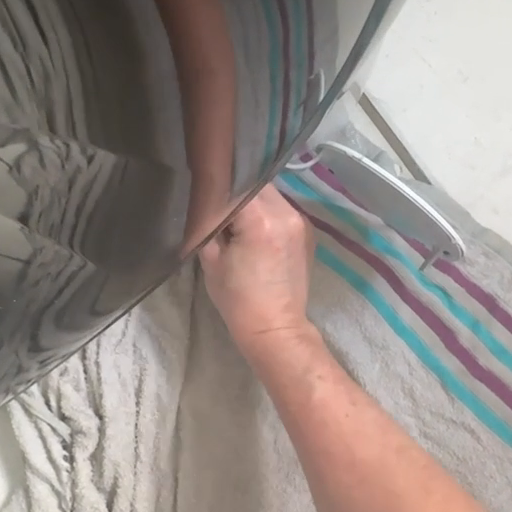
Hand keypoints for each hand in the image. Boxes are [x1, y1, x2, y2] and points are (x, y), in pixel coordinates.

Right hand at [199, 185, 314, 350]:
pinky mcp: (307, 231)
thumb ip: (209, 225)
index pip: (234, 185)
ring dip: (253, 200)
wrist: (275, 327)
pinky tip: (255, 228)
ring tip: (237, 219)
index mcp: (260, 219)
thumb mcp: (211, 259)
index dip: (217, 188)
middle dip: (236, 191)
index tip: (204, 195)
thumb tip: (206, 204)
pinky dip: (267, 211)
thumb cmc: (238, 299)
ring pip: (271, 194)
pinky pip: (282, 208)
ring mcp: (300, 221)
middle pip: (255, 184)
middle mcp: (286, 213)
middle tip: (219, 206)